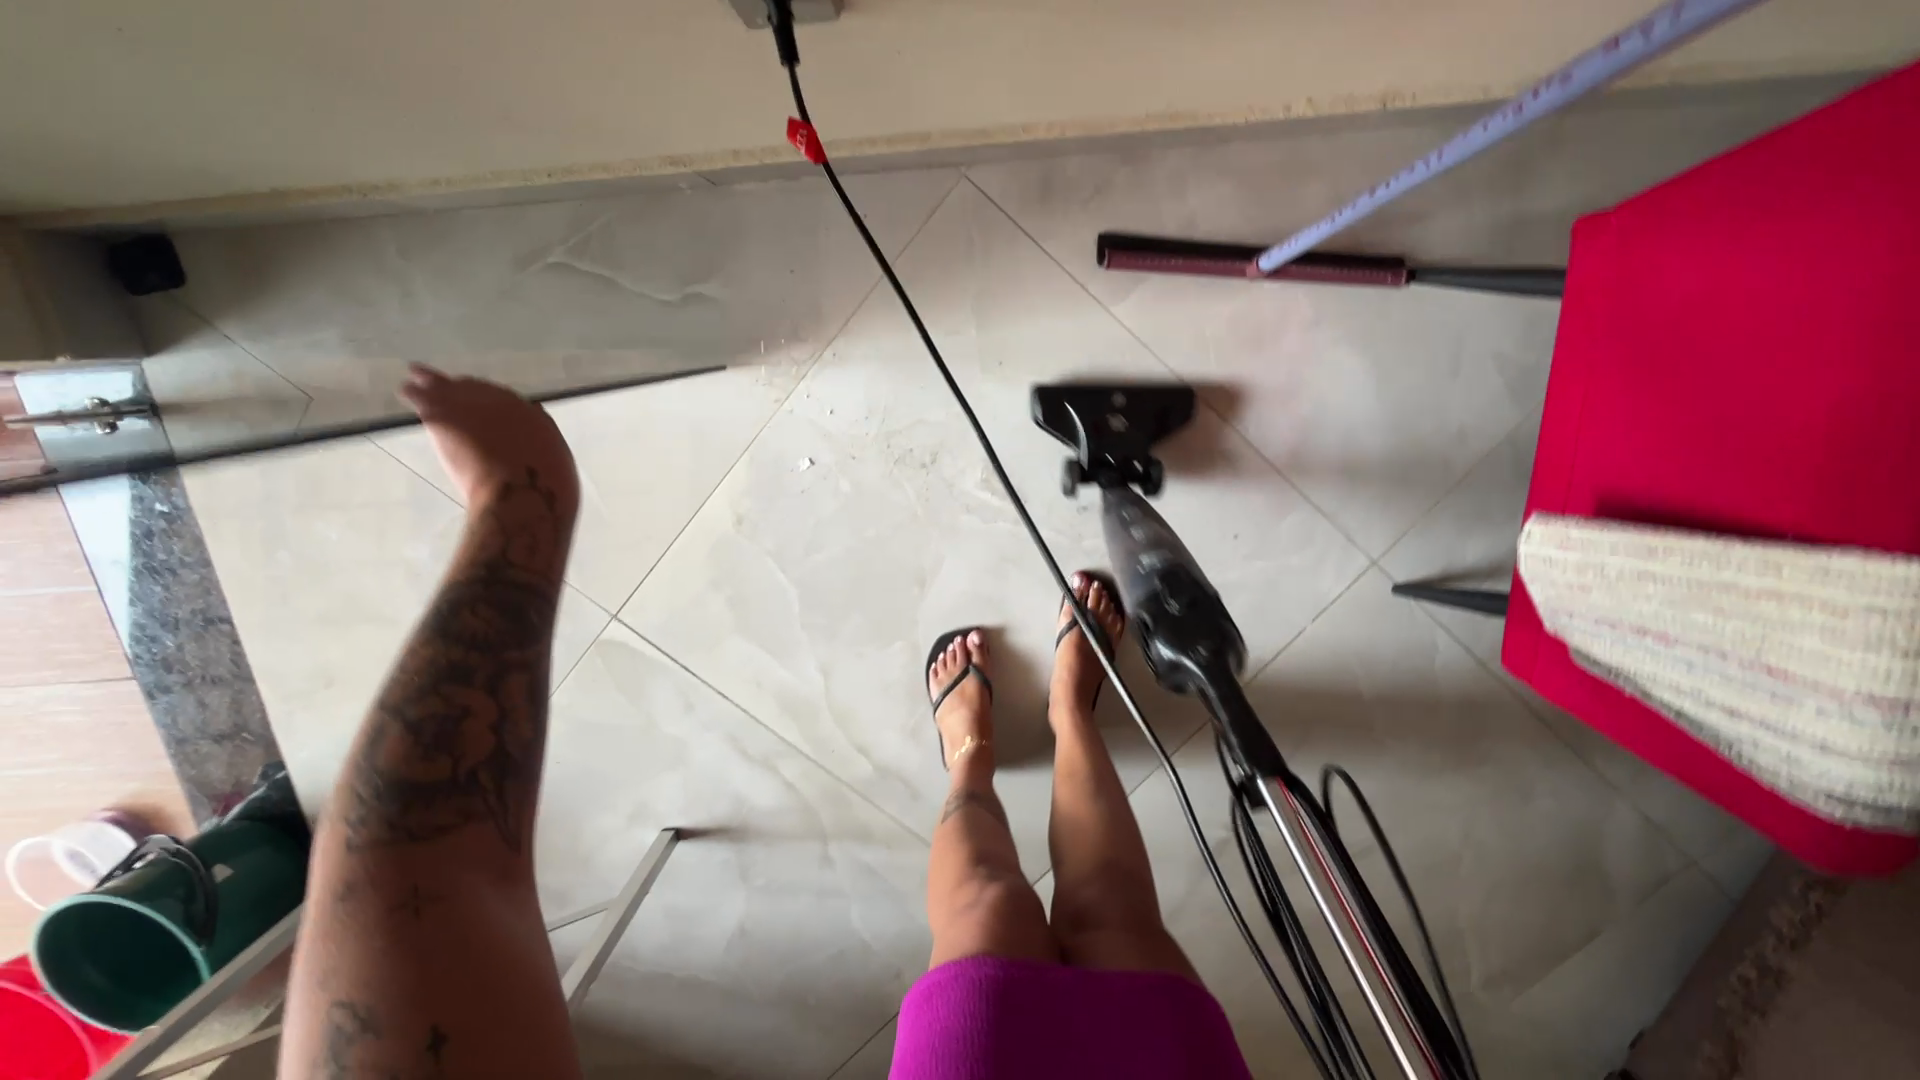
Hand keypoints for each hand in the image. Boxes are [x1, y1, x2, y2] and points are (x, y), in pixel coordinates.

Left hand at [398, 365, 579, 517]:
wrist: (521, 492)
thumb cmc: (545, 489)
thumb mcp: (554, 465)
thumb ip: (541, 450)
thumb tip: (537, 445)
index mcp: (532, 417)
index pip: (507, 401)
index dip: (490, 402)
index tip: (479, 405)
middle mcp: (505, 403)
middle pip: (477, 389)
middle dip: (462, 389)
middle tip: (447, 386)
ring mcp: (474, 405)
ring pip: (449, 387)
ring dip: (433, 384)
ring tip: (417, 379)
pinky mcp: (446, 413)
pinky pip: (425, 397)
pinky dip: (415, 394)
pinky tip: (406, 391)